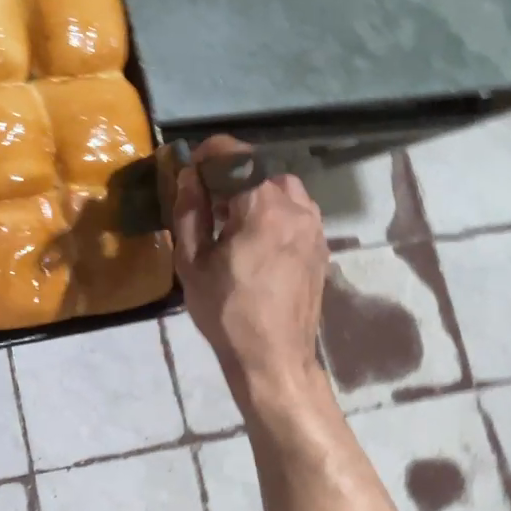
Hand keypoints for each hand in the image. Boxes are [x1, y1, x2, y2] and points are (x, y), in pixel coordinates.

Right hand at [171, 136, 331, 417]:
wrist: (273, 356)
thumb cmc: (226, 310)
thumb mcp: (192, 261)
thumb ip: (189, 211)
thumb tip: (189, 177)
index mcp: (262, 209)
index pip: (236, 156)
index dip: (209, 154)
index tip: (189, 168)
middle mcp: (296, 209)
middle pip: (260, 170)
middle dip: (230, 176)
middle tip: (205, 201)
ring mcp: (315, 227)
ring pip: (281, 188)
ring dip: (253, 193)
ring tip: (229, 220)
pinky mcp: (321, 245)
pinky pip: (295, 211)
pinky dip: (272, 211)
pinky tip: (252, 239)